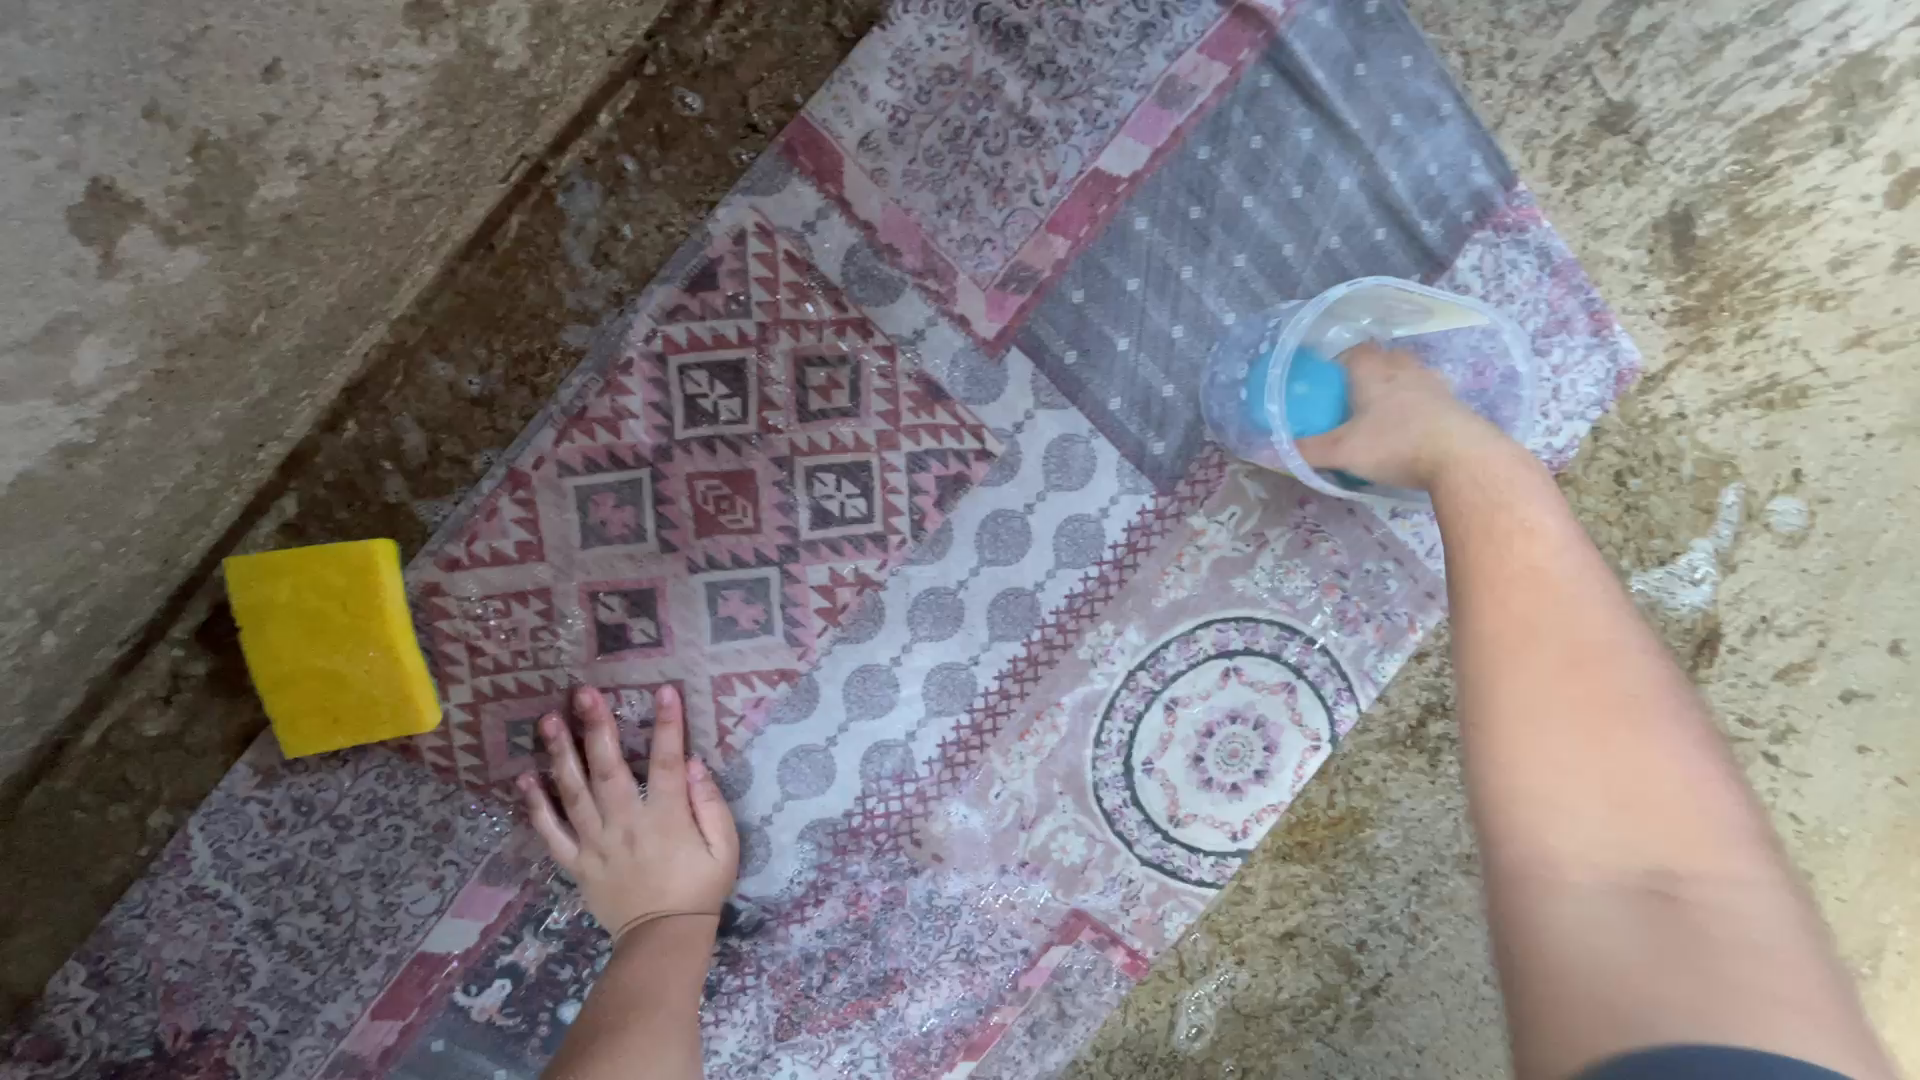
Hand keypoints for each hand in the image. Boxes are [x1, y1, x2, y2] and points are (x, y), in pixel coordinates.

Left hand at [517, 684, 738, 941]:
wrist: (663, 939)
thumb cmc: (700, 886)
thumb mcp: (725, 847)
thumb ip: (710, 804)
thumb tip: (693, 765)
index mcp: (666, 818)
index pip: (666, 762)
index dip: (666, 725)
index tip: (663, 691)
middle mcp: (626, 824)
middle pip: (608, 770)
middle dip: (597, 728)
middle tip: (584, 694)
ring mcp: (596, 844)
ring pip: (573, 793)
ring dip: (561, 755)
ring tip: (548, 721)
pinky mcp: (577, 863)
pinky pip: (551, 833)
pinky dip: (536, 806)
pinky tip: (525, 778)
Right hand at [1294, 342, 1507, 490]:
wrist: (1464, 459)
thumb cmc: (1395, 445)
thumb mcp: (1341, 452)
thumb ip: (1304, 451)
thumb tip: (1265, 450)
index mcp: (1373, 373)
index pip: (1355, 350)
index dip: (1340, 359)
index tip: (1328, 376)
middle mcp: (1405, 371)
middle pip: (1385, 357)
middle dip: (1369, 369)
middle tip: (1352, 392)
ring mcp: (1435, 386)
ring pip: (1410, 374)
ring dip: (1396, 385)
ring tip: (1381, 409)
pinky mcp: (1456, 406)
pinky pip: (1430, 396)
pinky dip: (1417, 405)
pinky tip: (1410, 427)